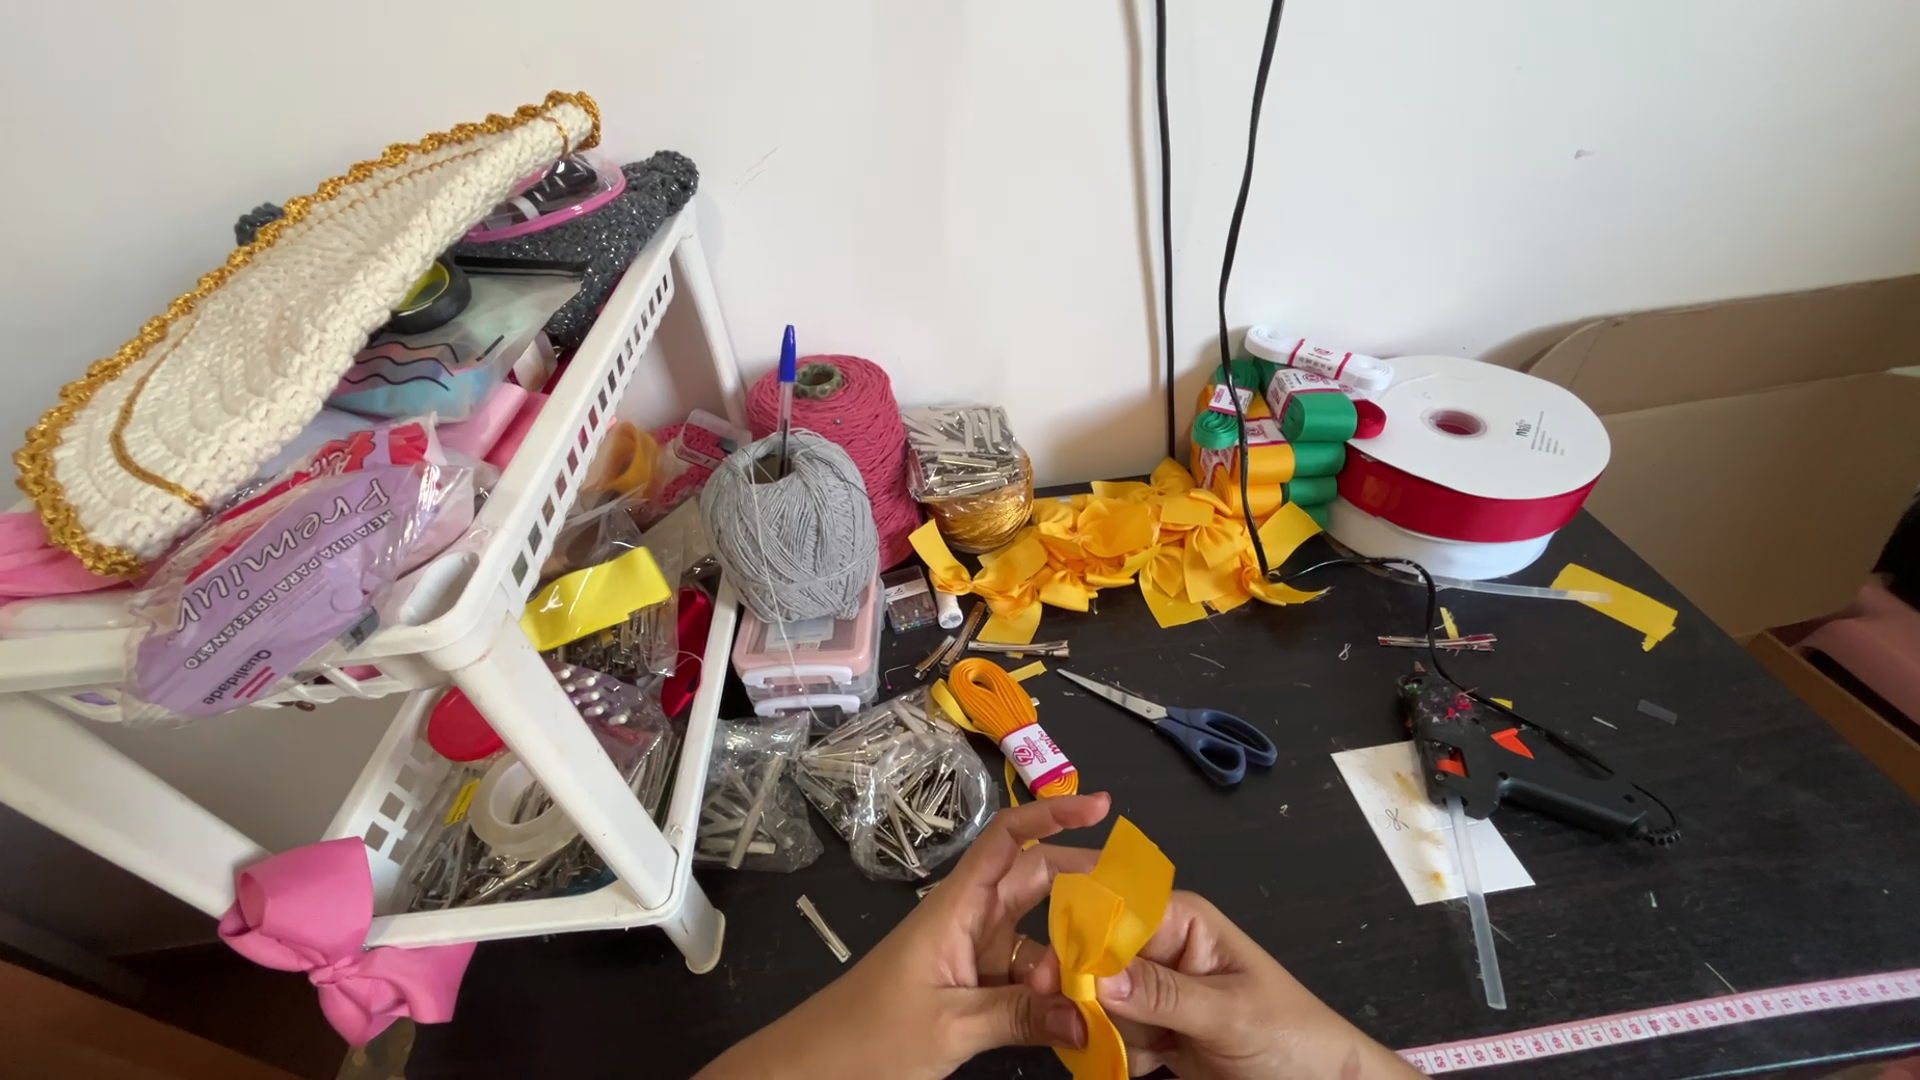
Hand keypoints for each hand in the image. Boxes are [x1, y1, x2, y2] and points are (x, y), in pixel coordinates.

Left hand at [696, 793, 1111, 1079]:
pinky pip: (1024, 970)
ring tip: (1118, 963)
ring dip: (1071, 945)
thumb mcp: (949, 1026)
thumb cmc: (873, 1032)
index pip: (1008, 838)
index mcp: (958, 902)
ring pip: (1035, 929)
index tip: (1100, 804)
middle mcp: (971, 914)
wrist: (820, 1064)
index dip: (1052, 813)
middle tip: (1136, 899)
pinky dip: (1052, 984)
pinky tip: (1080, 1008)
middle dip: (1083, 881)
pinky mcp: (973, 980)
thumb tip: (1091, 1016)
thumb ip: (1019, 1016)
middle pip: (1033, 878)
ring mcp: (973, 948)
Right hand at [1029, 891, 1418, 1078]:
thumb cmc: (1292, 1038)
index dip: (1080, 932)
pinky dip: (1115, 1054)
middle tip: (1077, 1025)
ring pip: (1102, 999)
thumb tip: (1098, 978)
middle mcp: (1161, 947)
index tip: (1049, 968)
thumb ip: (1163, 995)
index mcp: (1180, 920)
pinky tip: (1135, 1068)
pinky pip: (1115, 1034)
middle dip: (1088, 992)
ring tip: (1132, 1055)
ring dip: (1105, 1030)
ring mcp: (1157, 991)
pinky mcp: (1157, 1030)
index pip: (1116, 909)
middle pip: (1099, 956)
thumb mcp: (1231, 1015)